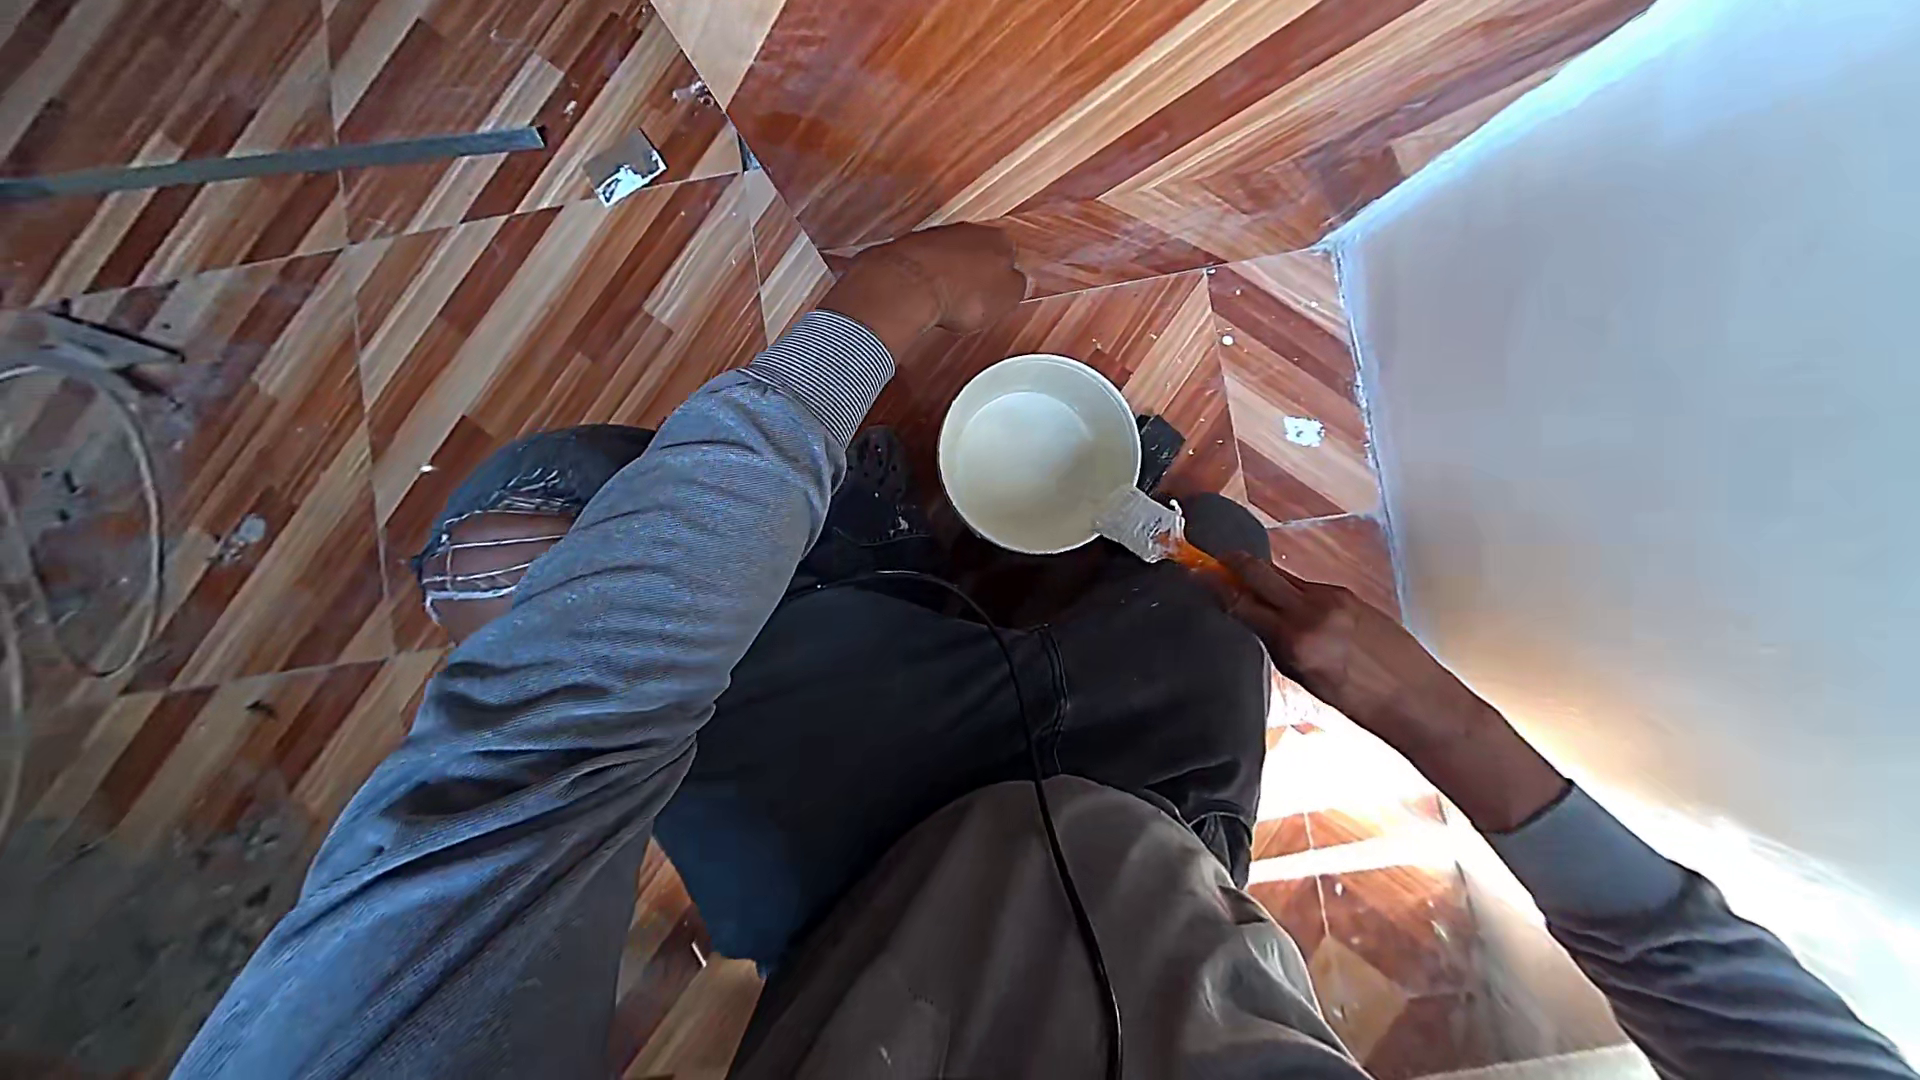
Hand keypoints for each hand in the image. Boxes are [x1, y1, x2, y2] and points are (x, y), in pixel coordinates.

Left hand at [820, 223, 1026, 351]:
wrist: (913, 286)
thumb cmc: (961, 292)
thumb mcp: (1007, 299)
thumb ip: (1016, 288)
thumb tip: (1016, 284)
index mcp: (999, 240)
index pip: (1009, 258)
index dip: (1002, 282)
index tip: (996, 299)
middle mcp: (969, 230)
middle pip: (979, 255)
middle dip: (976, 276)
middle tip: (972, 304)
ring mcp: (939, 236)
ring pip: (952, 258)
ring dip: (950, 278)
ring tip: (947, 305)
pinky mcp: (912, 247)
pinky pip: (926, 265)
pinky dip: (928, 280)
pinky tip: (926, 298)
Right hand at [1217, 551, 1568, 831]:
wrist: (1419, 700)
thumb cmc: (1361, 703)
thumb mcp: (1303, 677)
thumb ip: (1274, 641)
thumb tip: (1248, 615)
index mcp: (1296, 640)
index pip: (1241, 602)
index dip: (1213, 585)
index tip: (1195, 573)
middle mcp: (1312, 611)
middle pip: (1258, 571)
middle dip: (1232, 561)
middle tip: (1212, 556)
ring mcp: (1333, 598)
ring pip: (1283, 576)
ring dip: (1263, 576)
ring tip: (1249, 582)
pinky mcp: (1349, 595)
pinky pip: (1308, 586)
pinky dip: (1292, 590)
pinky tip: (1291, 604)